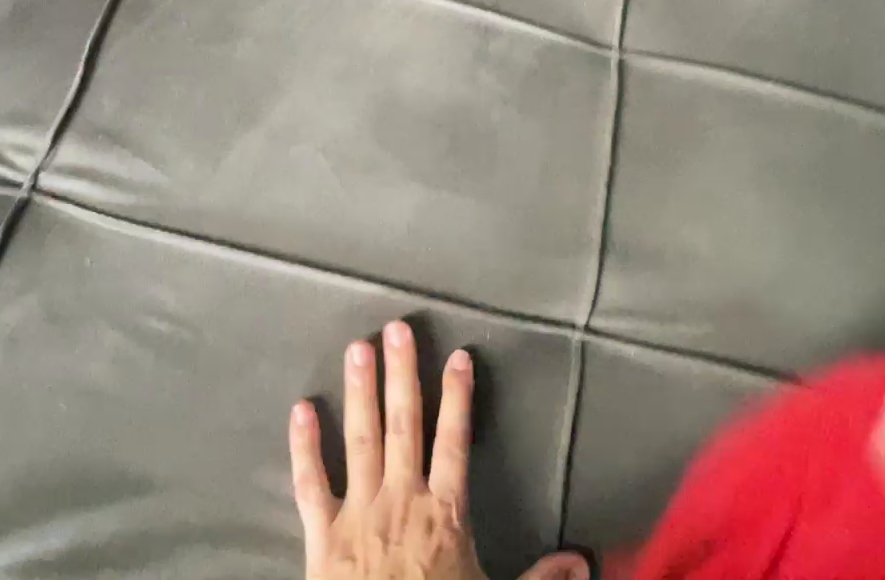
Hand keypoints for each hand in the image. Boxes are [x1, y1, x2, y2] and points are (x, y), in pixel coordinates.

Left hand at [289, 320, 588, 579]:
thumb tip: (584, 560)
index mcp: (443, 511)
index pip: (455, 440)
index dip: (457, 397)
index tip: (458, 356)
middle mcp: (401, 498)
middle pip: (404, 425)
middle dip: (402, 374)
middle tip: (397, 328)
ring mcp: (358, 512)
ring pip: (360, 440)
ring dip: (359, 391)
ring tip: (358, 347)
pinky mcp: (321, 535)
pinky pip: (310, 484)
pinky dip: (304, 446)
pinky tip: (300, 408)